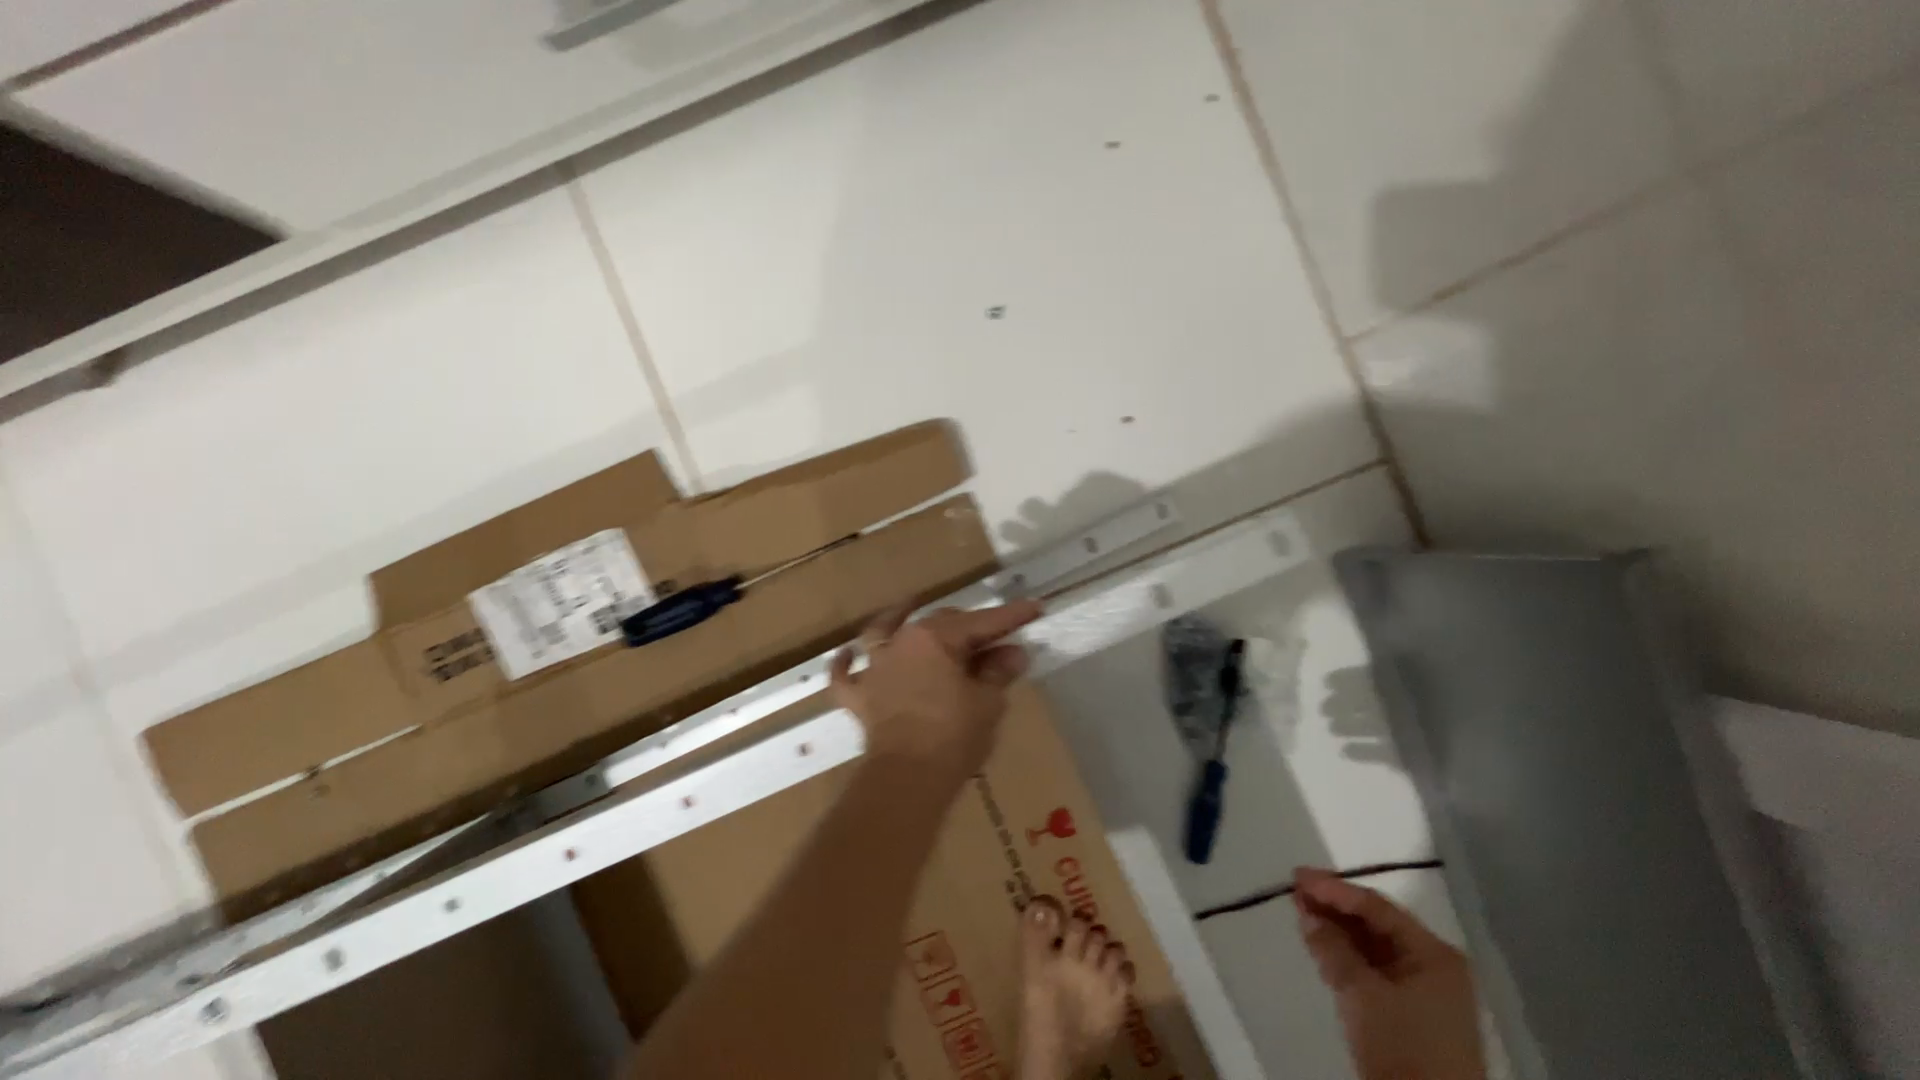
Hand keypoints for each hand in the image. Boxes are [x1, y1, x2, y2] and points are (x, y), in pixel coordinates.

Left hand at [830, 601, 1043, 786]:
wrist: (907, 778)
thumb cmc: (954, 736)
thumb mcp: (988, 702)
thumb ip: (998, 672)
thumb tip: (1012, 653)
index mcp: (935, 637)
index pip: (980, 622)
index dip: (1010, 617)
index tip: (1033, 609)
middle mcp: (900, 643)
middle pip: (936, 622)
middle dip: (967, 627)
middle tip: (993, 638)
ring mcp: (874, 669)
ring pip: (882, 633)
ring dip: (896, 620)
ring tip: (907, 608)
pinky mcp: (859, 699)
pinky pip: (843, 676)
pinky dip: (844, 665)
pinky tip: (846, 655)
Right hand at [1294, 868, 1484, 1079]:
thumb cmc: (1402, 1048)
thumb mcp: (1361, 994)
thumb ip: (1333, 949)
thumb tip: (1308, 913)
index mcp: (1434, 953)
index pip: (1378, 907)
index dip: (1335, 889)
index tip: (1298, 876)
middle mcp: (1433, 965)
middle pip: (1377, 924)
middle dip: (1335, 907)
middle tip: (1295, 889)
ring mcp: (1424, 990)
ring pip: (1374, 947)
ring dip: (1338, 930)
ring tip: (1301, 911)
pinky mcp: (1410, 1013)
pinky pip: (1374, 971)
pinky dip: (1347, 957)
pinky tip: (1321, 946)